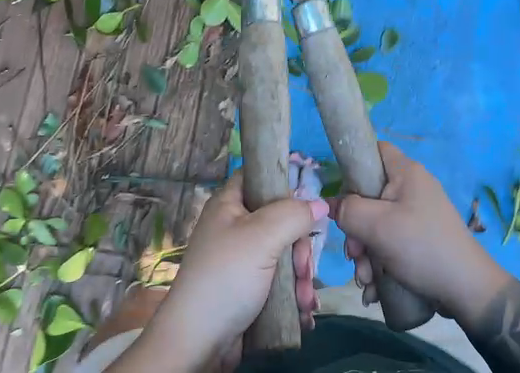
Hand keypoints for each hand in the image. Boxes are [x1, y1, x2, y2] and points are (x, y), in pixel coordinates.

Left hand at [131, 175, 326, 368]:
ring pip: (284, 256)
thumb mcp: (261, 236)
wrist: (198, 343)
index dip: (283, 183)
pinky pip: (280, 284)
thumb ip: (293, 215)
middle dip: (300, 247)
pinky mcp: (249, 292)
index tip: (308, 200)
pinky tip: (304, 311)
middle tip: (303, 268)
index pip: (258, 177)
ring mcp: (243, 262)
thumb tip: (320, 203)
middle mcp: (235, 229)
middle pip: (280, 221)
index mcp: (230, 205)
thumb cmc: (226, 277)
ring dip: (301, 277)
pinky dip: (295, 296)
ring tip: (305, 299)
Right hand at [330, 142, 510, 321]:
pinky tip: (375, 287)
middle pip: (370, 195)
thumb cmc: (420, 247)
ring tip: (366, 280)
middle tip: (354, 254)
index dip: (352, 168)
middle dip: (356, 228)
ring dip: (365, 252)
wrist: (466, 289)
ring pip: (378, 224)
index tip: (343, 199)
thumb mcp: (377, 226)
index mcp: (406, 172)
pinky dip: (380, 262)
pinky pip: (391, 242)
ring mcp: (418, 214)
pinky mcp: (422, 238)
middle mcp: (412, 187)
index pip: (373, 150)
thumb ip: (347, 210)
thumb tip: (330, 205)